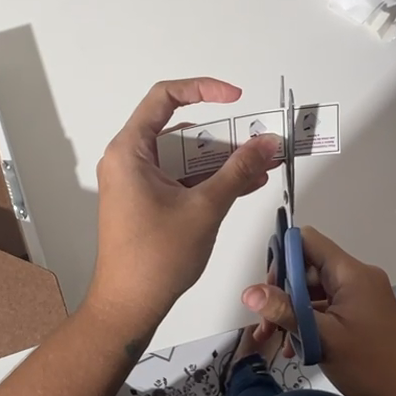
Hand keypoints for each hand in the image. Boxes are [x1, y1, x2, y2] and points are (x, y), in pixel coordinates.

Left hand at [84, 79, 282, 332]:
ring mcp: (136, 183)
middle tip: (259, 139)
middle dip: (223, 134)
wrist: (129, 306)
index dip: (202, 89)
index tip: (236, 98)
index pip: (164, 98)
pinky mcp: (146, 202)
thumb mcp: (204, 208)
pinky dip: (209, 180)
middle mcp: (128, 161)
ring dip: (221, 160)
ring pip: (183, 157)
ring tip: (262, 163)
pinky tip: (245, 184)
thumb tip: (267, 144)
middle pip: (179, 130)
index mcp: (129, 151)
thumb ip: (238, 171)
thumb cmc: (156, 257)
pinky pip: (181, 179)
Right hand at [240, 227, 395, 395]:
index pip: (308, 241)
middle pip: (309, 269)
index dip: (283, 258)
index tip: (269, 289)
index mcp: (351, 273)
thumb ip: (284, 310)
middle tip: (266, 324)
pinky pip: (328, 308)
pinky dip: (310, 322)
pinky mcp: (363, 315)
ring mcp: (362, 297)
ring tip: (276, 340)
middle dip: (283, 293)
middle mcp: (358, 277)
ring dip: (293, 312)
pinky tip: (295, 347)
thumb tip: (249, 291)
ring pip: (315, 292)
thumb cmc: (369, 367)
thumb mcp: (320, 337)